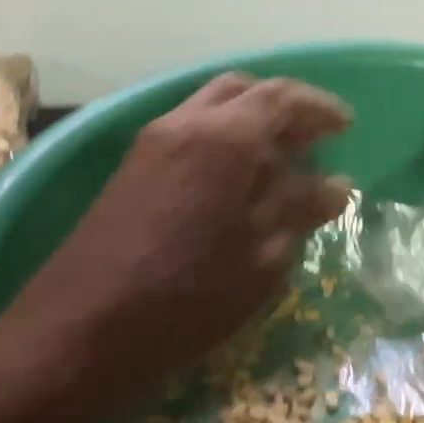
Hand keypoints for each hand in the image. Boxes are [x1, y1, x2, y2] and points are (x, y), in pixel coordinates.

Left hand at [9, 72, 351, 399]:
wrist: (77, 332)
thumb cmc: (185, 298)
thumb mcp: (260, 258)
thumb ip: (299, 209)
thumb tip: (335, 184)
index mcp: (225, 136)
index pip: (282, 97)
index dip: (319, 107)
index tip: (346, 126)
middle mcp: (186, 123)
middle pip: (243, 90)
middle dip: (282, 106)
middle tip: (312, 140)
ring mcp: (152, 143)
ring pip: (211, 107)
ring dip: (248, 121)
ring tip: (278, 162)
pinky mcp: (131, 168)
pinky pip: (188, 131)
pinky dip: (221, 139)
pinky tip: (235, 182)